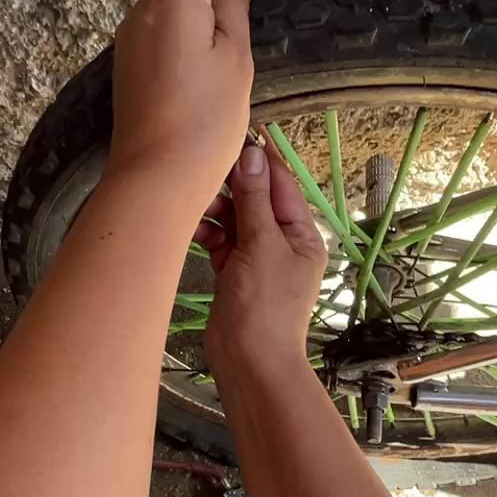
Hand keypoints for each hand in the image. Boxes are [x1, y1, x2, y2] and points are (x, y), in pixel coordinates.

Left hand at [109, 0, 284, 206]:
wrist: (155, 182)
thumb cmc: (203, 123)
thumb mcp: (234, 54)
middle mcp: (142, 12)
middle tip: (262, 9)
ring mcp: (132, 42)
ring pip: (173, 1)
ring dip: (209, 7)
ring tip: (241, 46)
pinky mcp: (132, 70)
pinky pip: (163, 33)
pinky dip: (191, 34)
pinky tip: (213, 70)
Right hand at [196, 145, 328, 379]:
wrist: (250, 361)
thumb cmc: (264, 307)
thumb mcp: (262, 245)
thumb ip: (255, 199)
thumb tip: (252, 155)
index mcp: (302, 234)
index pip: (282, 185)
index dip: (261, 160)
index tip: (236, 135)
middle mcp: (283, 243)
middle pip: (257, 200)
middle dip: (233, 185)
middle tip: (205, 172)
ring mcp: (258, 259)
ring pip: (236, 219)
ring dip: (217, 210)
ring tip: (196, 207)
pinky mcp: (235, 273)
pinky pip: (222, 242)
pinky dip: (209, 233)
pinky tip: (194, 228)